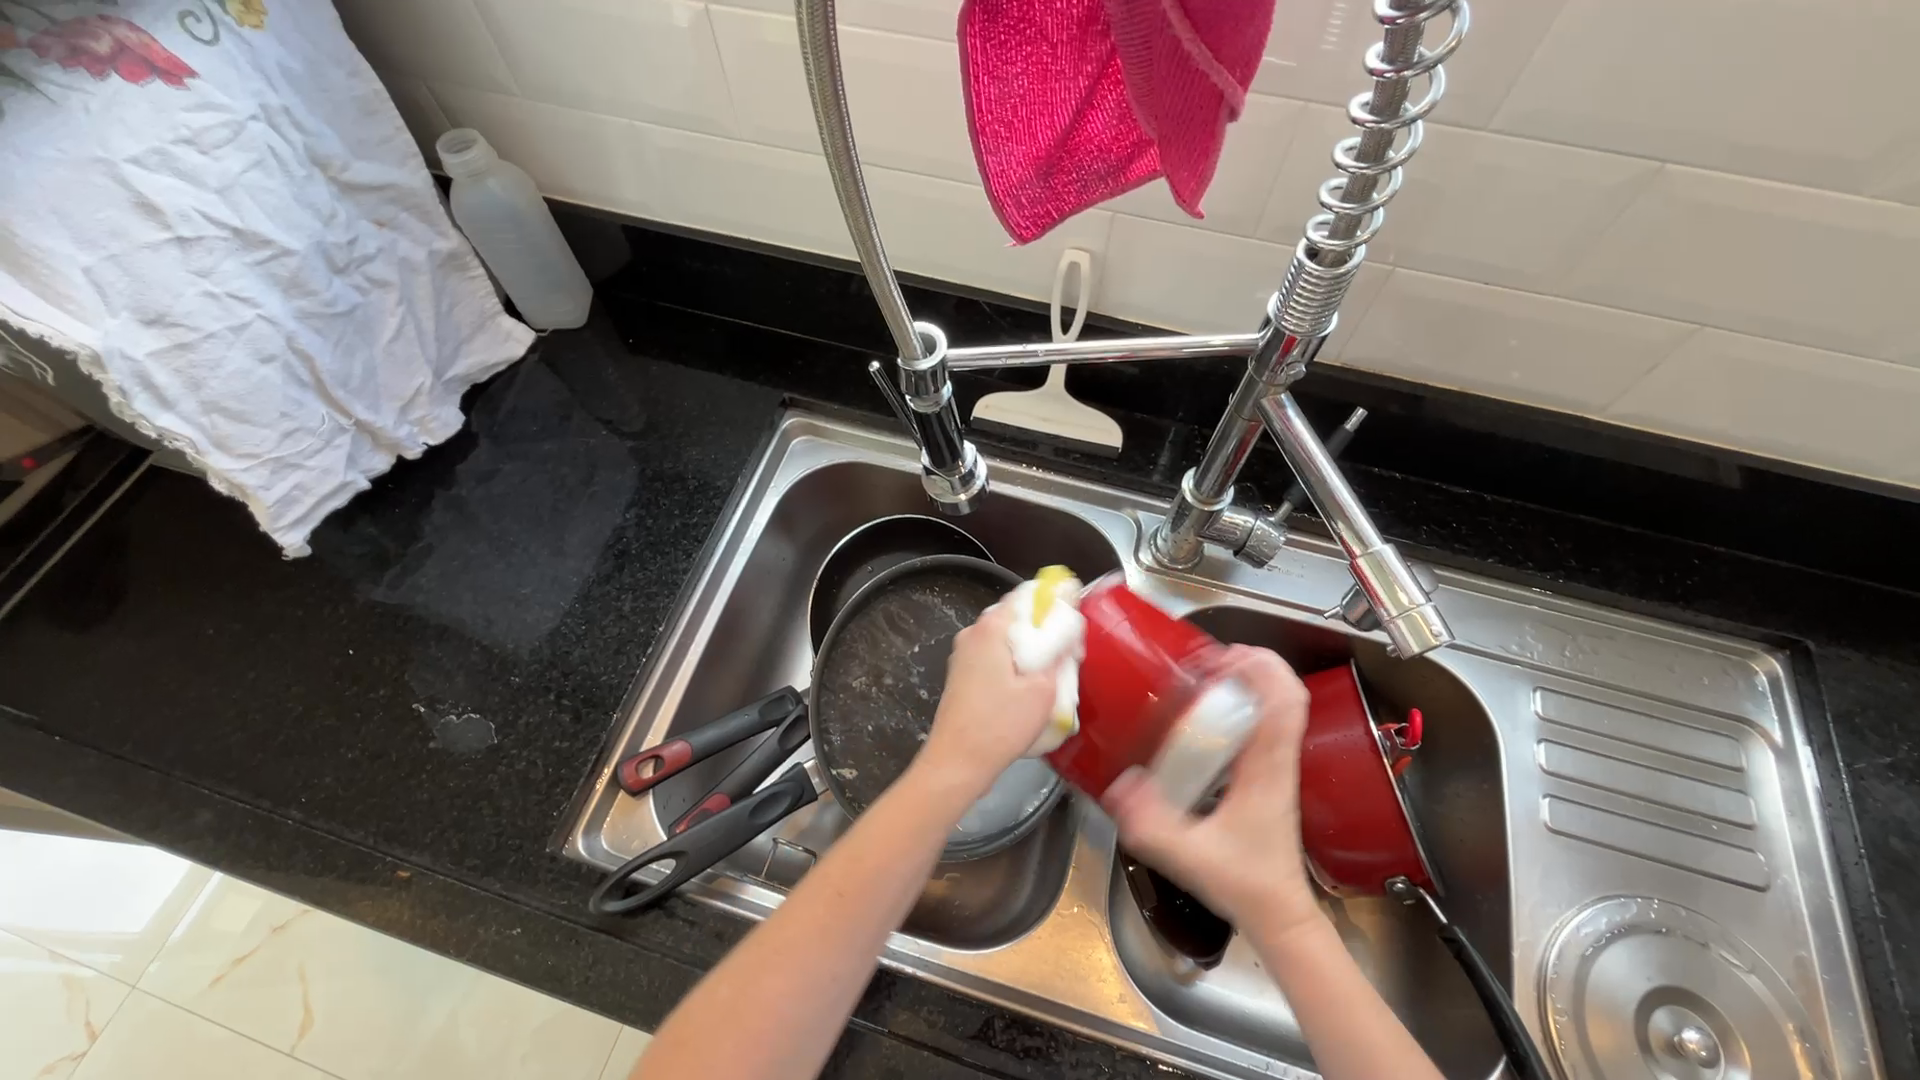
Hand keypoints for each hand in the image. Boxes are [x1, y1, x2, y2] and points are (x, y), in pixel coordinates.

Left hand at [919, 600, 1057, 799]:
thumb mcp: (1043, 690)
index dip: (1053, 603)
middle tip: (1068, 652)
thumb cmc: (1000, 726)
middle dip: (1043, 631)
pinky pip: (994, 659)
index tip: (1073, 618)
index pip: (1026, 596)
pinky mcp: (961, 675)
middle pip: (1016, 618)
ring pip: (1005, 641)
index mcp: (990, 629)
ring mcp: (962, 655)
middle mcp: (972, 634)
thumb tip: (1067, 636)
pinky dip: (1013, 667)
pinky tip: (1029, 691)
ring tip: (1052, 676)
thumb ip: (1058, 656)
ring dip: (1029, 652)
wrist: (957, 762)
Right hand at [1102, 646, 1320, 937]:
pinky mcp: (1268, 776)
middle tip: (1209, 661)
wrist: (1278, 913)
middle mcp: (1277, 761)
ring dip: (1250, 682)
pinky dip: (1244, 706)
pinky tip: (1208, 716)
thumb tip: (1120, 785)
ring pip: (1279, 707)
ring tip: (1207, 677)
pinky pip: (1266, 725)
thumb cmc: (1245, 884)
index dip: (1260, 668)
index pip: (1284, 703)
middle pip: (1286, 694)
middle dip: (1252, 665)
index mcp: (1266, 770)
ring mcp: (1276, 767)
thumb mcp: (1190, 856)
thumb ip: (1151, 825)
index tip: (1223, 658)